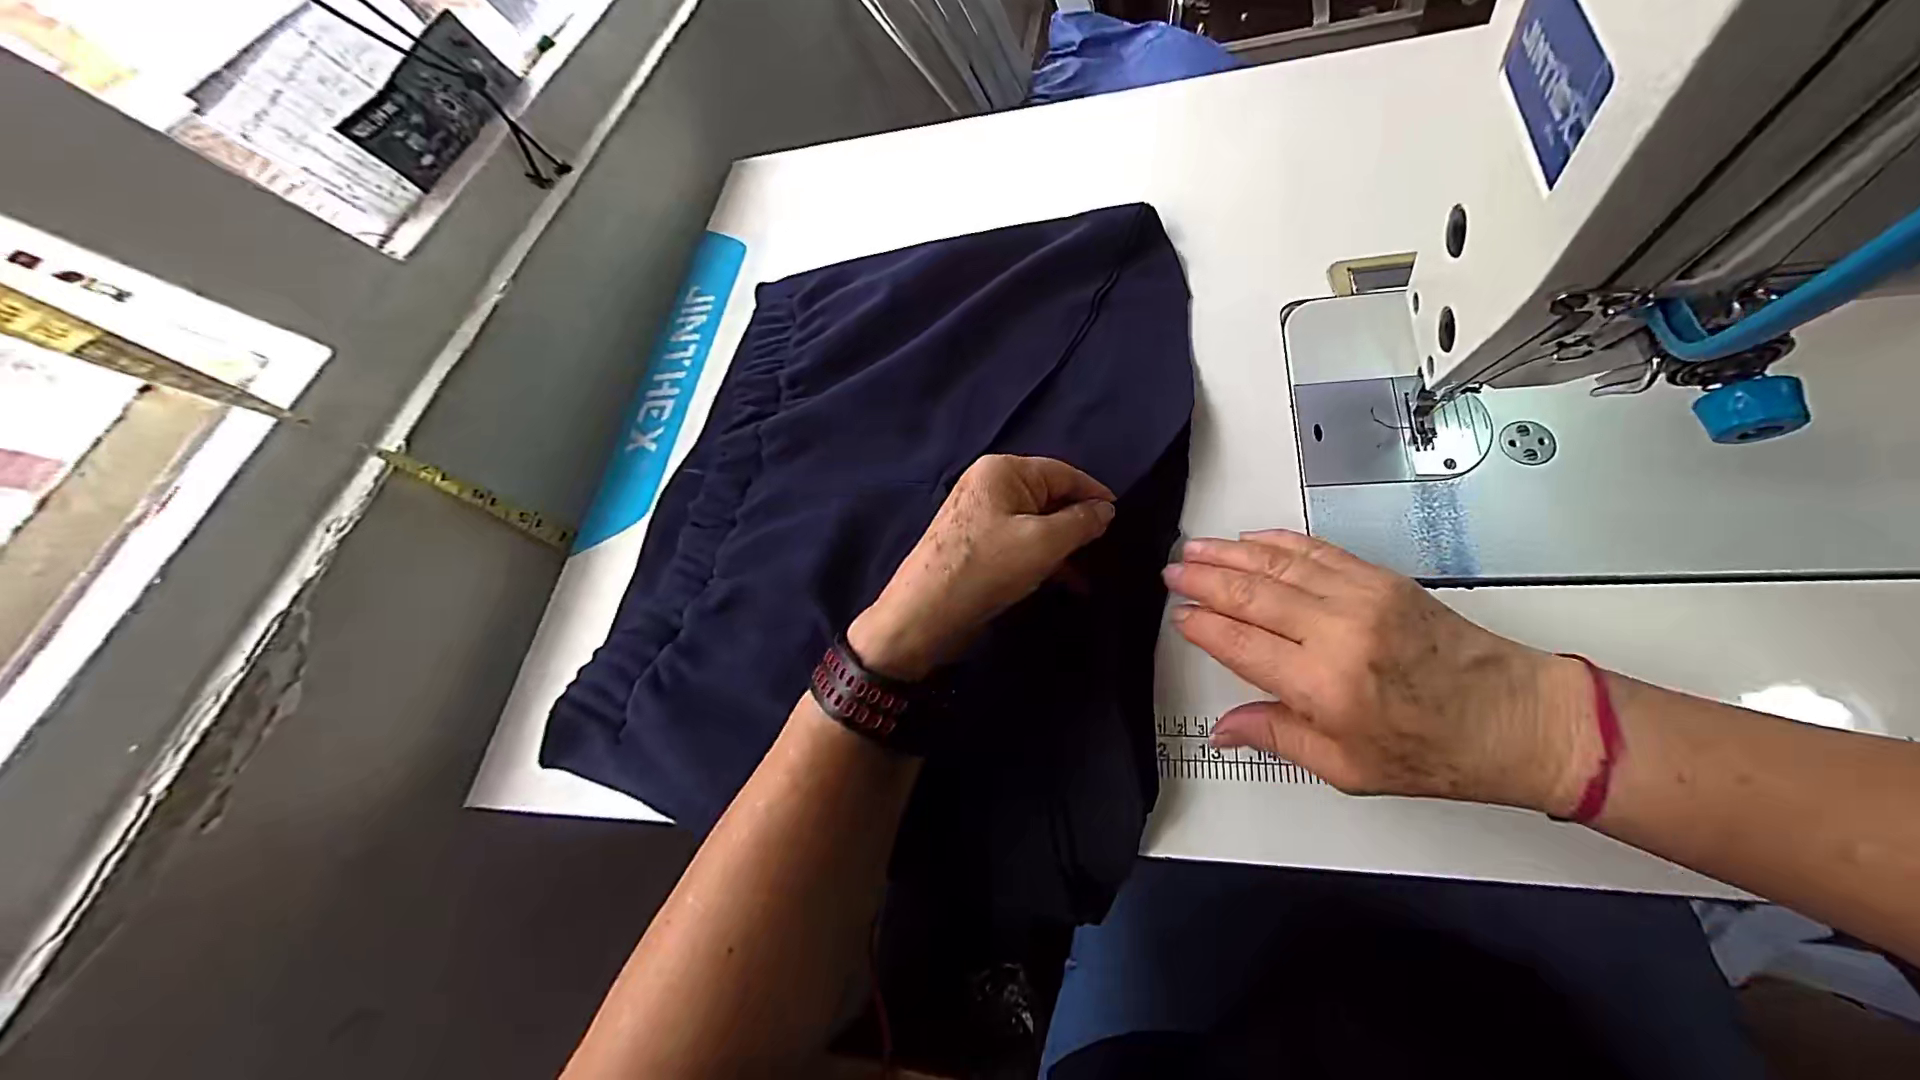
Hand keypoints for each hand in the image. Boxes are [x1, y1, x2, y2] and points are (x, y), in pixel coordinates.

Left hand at [848, 455, 1116, 680]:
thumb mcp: (1044, 543)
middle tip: (1106, 552)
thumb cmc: (986, 569)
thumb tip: (1105, 510)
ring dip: (1063, 548)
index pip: (1063, 473)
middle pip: (1049, 497)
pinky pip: (1020, 542)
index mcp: (1003, 471)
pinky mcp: (977, 544)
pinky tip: (1064, 582)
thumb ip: (1081, 522)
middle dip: (1078, 525)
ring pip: (1036, 523)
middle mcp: (989, 485)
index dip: (1094, 494)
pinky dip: (1043, 559)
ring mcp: (981, 515)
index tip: (1121, 519)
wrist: (924, 615)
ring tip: (1088, 575)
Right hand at [1163, 530, 1597, 814]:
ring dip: (1229, 554)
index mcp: (1325, 685)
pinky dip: (1277, 542)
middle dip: (1203, 580)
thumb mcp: (1346, 766)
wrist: (1517, 719)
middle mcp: (1338, 633)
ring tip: (1195, 548)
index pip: (1240, 643)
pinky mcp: (1381, 580)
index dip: (1203, 626)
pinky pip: (1316, 551)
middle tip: (1173, 571)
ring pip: (1276, 565)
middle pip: (1249, 594)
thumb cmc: (1436, 751)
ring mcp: (1361, 598)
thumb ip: (1276, 736)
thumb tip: (1224, 729)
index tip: (1181, 617)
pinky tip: (1251, 539)